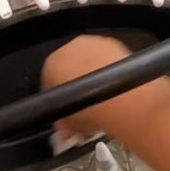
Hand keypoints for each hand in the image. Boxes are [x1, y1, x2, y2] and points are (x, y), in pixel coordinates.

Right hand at [42, 35, 169, 139]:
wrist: (121, 100)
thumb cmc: (88, 111)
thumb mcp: (69, 123)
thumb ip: (63, 121)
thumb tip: (65, 127)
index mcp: (50, 63)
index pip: (48, 82)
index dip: (57, 99)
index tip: (66, 112)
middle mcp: (70, 47)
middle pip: (70, 67)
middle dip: (77, 85)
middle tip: (86, 107)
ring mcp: (95, 43)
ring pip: (91, 62)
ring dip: (95, 77)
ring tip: (104, 99)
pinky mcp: (118, 45)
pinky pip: (109, 61)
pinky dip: (111, 72)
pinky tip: (117, 89)